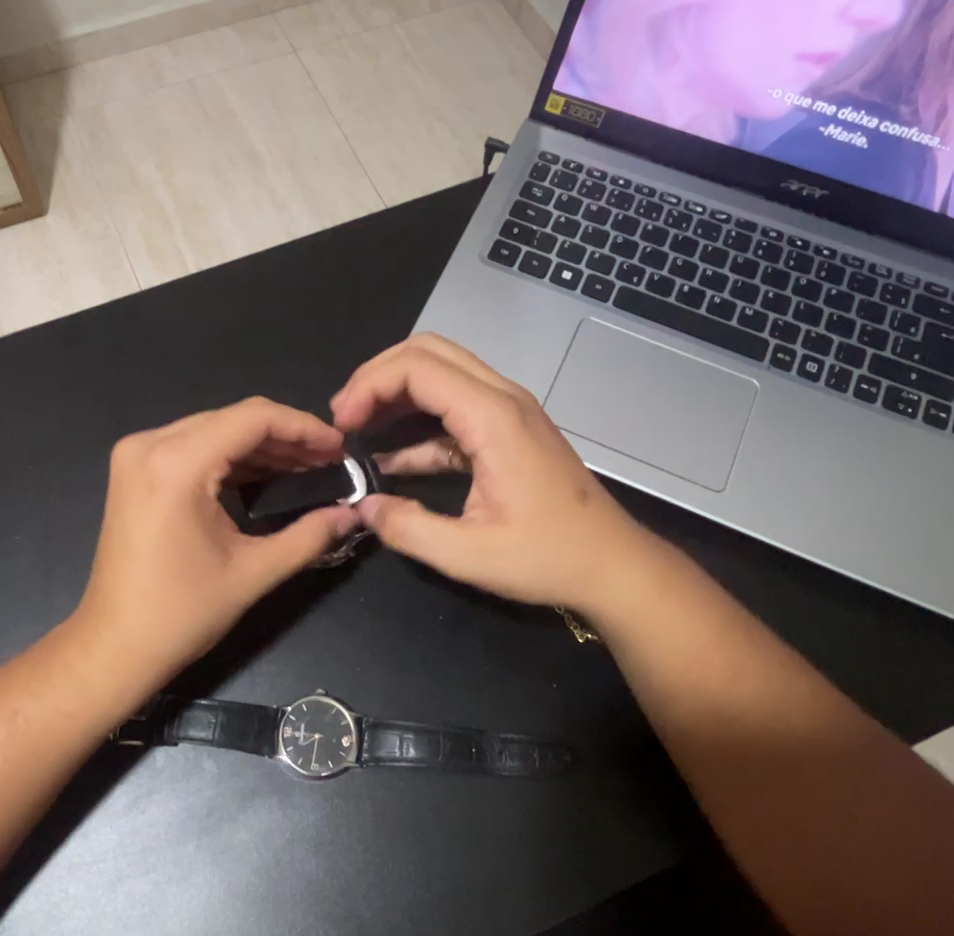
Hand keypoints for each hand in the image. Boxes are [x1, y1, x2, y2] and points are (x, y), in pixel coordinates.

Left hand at [72, 397, 360, 686]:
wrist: (116, 645)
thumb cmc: (181, 613)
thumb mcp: (253, 572)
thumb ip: (308, 536)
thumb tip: (354, 514)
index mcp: (176, 463)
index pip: (252, 418)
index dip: (303, 427)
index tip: (340, 446)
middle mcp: (150, 445)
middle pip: (233, 419)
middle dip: (286, 437)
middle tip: (331, 460)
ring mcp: (137, 456)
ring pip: (214, 430)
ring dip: (261, 447)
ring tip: (309, 468)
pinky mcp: (136, 473)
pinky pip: (193, 448)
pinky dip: (231, 458)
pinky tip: (269, 475)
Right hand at [330, 334, 661, 611]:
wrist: (613, 564)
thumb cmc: (548, 558)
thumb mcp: (468, 554)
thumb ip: (407, 528)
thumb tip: (364, 507)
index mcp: (493, 418)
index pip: (417, 368)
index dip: (368, 387)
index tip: (340, 427)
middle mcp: (503, 399)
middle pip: (428, 353)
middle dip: (377, 377)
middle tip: (343, 419)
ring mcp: (509, 412)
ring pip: (442, 373)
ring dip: (396, 393)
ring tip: (357, 430)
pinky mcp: (509, 432)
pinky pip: (454, 408)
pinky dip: (417, 423)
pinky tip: (390, 459)